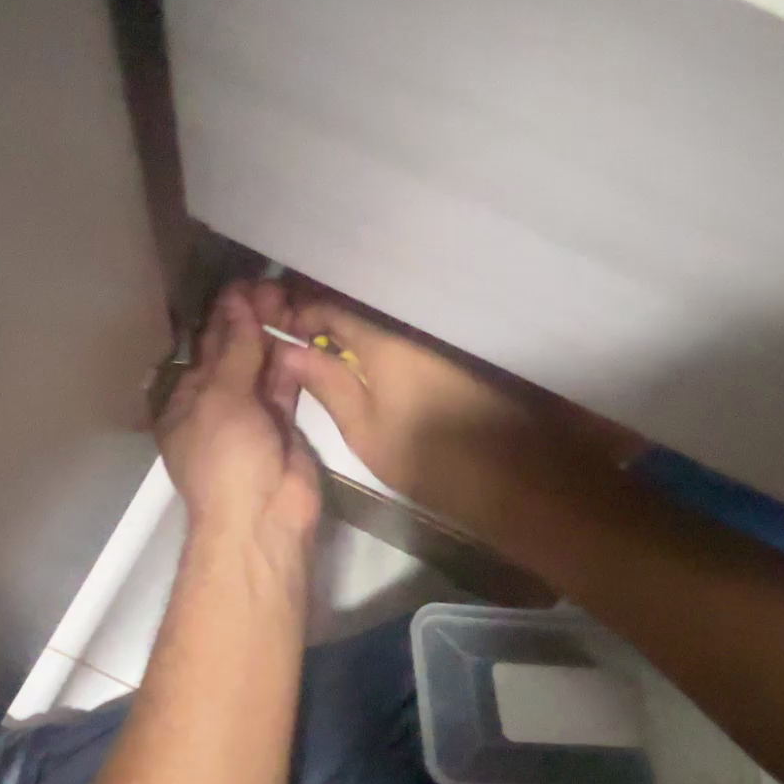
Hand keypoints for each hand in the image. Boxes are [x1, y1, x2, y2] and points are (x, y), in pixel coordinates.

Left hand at [157, 281, 320, 552]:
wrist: (264, 517)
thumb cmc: (227, 457)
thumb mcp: (221, 398)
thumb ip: (234, 350)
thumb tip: (238, 303)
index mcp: (185, 404)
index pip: (203, 350)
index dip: (222, 317)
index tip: (244, 284)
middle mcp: (216, 407)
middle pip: (234, 355)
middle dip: (250, 321)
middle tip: (274, 283)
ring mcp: (251, 418)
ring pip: (261, 368)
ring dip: (272, 336)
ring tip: (289, 296)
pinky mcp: (284, 426)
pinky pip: (285, 386)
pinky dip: (291, 361)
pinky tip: (300, 329)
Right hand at [278, 299, 643, 529]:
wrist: (506, 475)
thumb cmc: (425, 457)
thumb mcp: (363, 429)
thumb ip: (327, 385)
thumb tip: (290, 352)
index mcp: (383, 340)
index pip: (330, 308)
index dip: (299, 314)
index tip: (277, 331)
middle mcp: (409, 327)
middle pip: (356, 310)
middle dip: (322, 318)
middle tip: (294, 339)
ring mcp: (433, 338)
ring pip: (379, 322)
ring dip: (348, 329)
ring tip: (320, 349)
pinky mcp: (449, 354)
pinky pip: (400, 335)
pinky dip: (375, 342)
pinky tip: (360, 362)